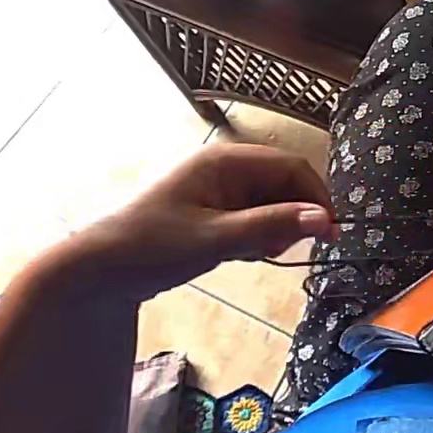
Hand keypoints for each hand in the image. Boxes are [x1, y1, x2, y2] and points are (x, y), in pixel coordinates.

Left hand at [63, 143, 332, 300]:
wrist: (102, 272)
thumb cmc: (154, 245)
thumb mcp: (216, 237)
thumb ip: (272, 225)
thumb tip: (326, 220)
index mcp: (228, 161)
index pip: (292, 167)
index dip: (316, 196)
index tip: (330, 232)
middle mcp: (231, 169)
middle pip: (287, 186)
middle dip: (294, 218)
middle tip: (282, 250)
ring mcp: (226, 190)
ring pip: (277, 204)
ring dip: (277, 230)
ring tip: (254, 253)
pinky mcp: (222, 210)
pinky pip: (261, 218)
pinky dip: (262, 237)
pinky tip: (243, 253)